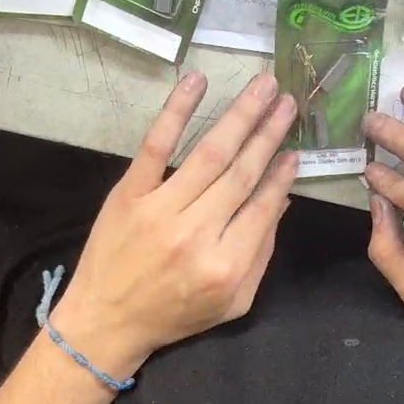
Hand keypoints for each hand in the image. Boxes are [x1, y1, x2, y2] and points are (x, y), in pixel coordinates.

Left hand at [48, 72, 297, 379]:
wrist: (107, 321)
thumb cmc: (174, 315)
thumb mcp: (232, 303)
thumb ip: (260, 255)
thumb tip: (281, 203)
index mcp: (227, 265)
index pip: (263, 207)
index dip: (282, 175)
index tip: (296, 151)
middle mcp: (197, 233)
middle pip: (242, 173)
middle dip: (269, 134)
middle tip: (288, 100)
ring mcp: (161, 210)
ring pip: (209, 154)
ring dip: (240, 116)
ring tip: (263, 86)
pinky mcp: (129, 194)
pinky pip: (157, 146)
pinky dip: (177, 112)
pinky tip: (198, 82)